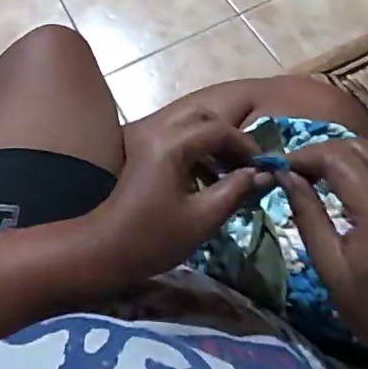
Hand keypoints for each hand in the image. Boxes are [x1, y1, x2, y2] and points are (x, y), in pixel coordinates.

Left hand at [84, 108, 265, 287]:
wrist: (105, 250)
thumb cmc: (154, 238)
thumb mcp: (202, 218)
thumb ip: (235, 191)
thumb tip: (262, 175)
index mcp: (171, 144)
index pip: (218, 130)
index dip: (245, 146)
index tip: (263, 167)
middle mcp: (158, 131)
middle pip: (203, 118)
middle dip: (229, 138)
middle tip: (247, 166)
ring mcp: (148, 139)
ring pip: (190, 126)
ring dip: (214, 144)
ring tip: (234, 175)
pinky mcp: (144, 151)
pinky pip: (178, 138)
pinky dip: (198, 151)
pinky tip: (211, 181)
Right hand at [280, 138, 367, 368]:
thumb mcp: (331, 270)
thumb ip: (308, 215)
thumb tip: (285, 176)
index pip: (339, 159)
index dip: (306, 155)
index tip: (281, 165)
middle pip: (361, 148)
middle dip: (324, 150)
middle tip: (296, 168)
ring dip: (345, 154)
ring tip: (317, 172)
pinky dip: (365, 167)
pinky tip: (345, 185)